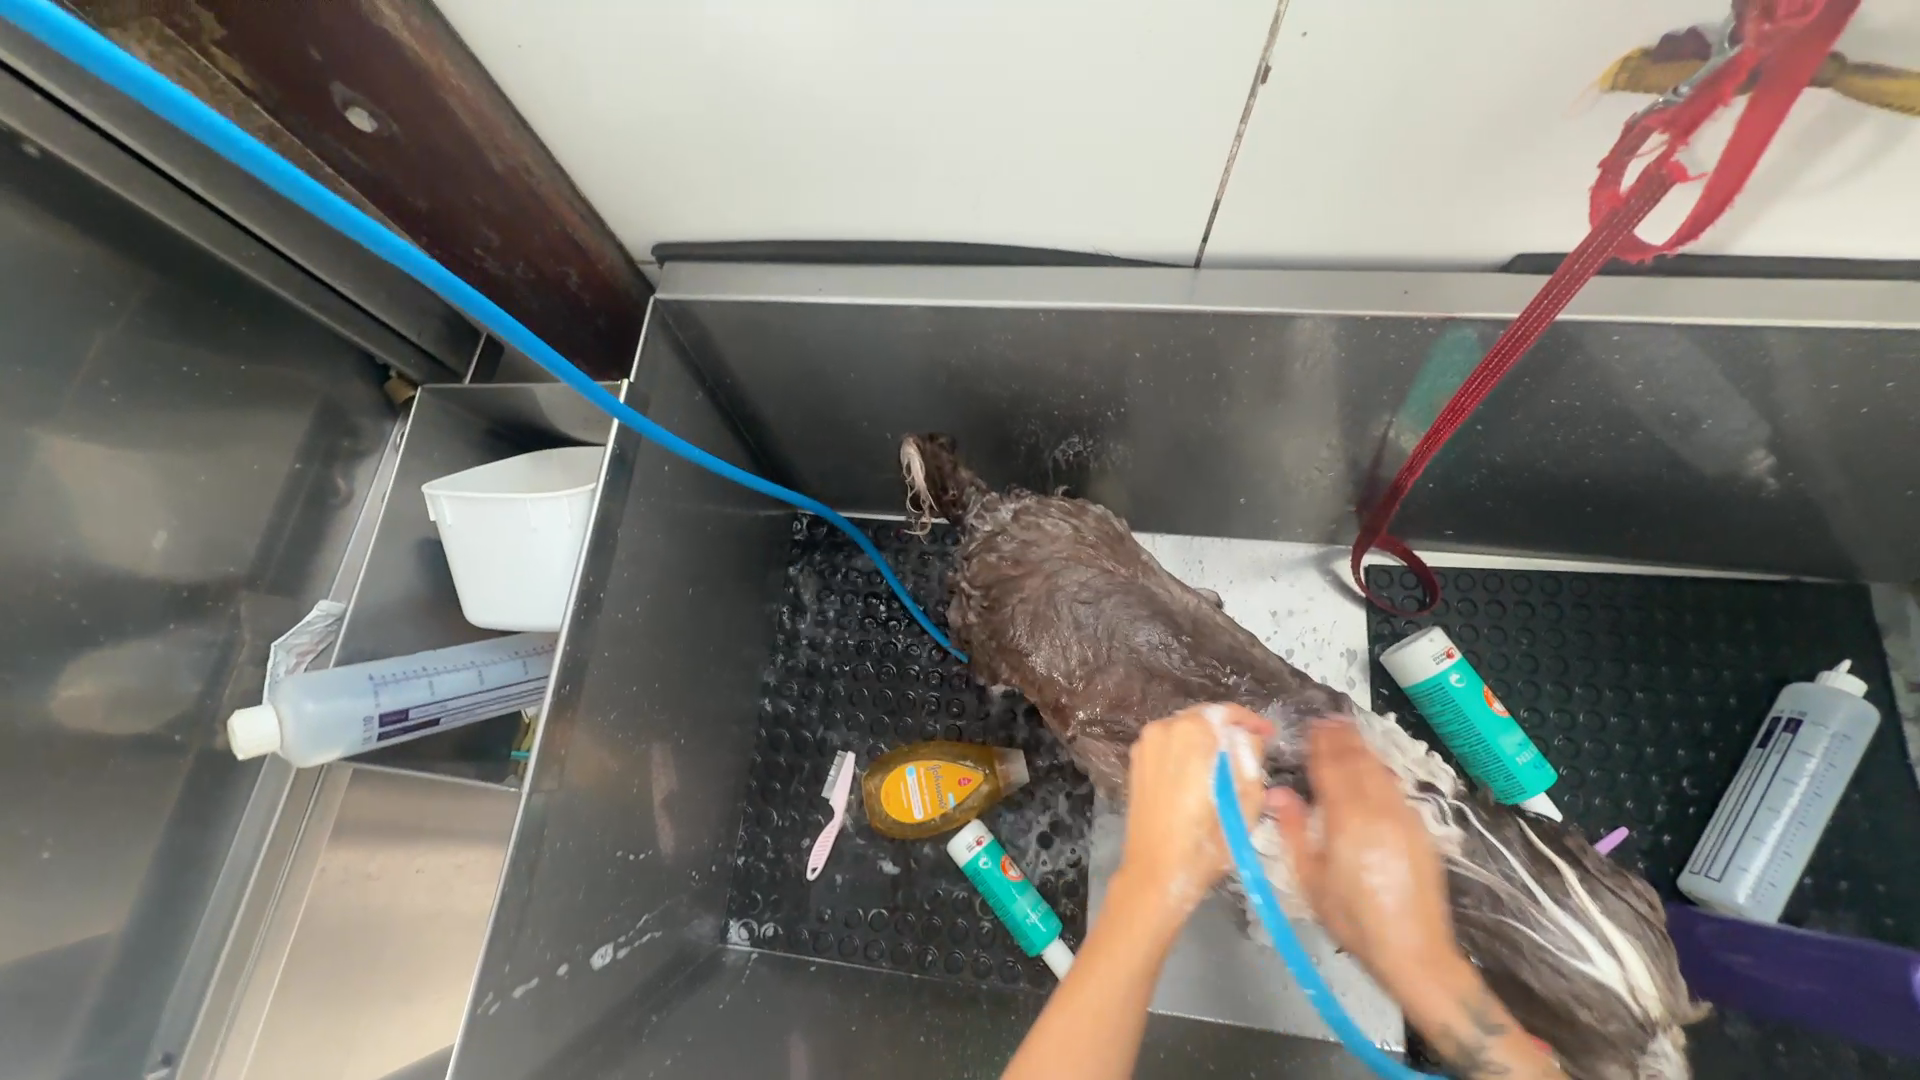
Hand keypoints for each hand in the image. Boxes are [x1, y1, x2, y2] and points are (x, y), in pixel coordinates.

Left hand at [1113, 704, 1271, 934]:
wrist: (1156, 869)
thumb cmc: (1207, 840)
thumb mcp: (1246, 800)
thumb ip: (1250, 758)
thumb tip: (1248, 738)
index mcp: (1191, 733)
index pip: (1225, 712)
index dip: (1250, 720)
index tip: (1267, 733)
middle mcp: (1163, 729)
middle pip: (1202, 717)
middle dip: (1228, 730)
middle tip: (1251, 748)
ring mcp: (1145, 744)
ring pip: (1183, 729)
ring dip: (1206, 739)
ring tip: (1228, 763)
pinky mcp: (1135, 760)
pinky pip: (1167, 744)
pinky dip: (1186, 750)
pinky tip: (1200, 773)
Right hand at [1267, 719, 1460, 995]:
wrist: (1414, 952)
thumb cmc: (1352, 918)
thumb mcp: (1309, 878)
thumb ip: (1294, 828)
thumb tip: (1279, 793)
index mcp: (1346, 819)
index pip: (1331, 767)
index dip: (1321, 744)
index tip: (1313, 724)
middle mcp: (1378, 811)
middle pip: (1358, 761)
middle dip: (1343, 738)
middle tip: (1330, 719)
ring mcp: (1404, 819)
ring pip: (1381, 772)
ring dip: (1363, 749)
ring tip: (1350, 733)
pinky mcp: (1420, 832)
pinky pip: (1397, 789)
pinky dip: (1381, 770)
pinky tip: (1375, 768)